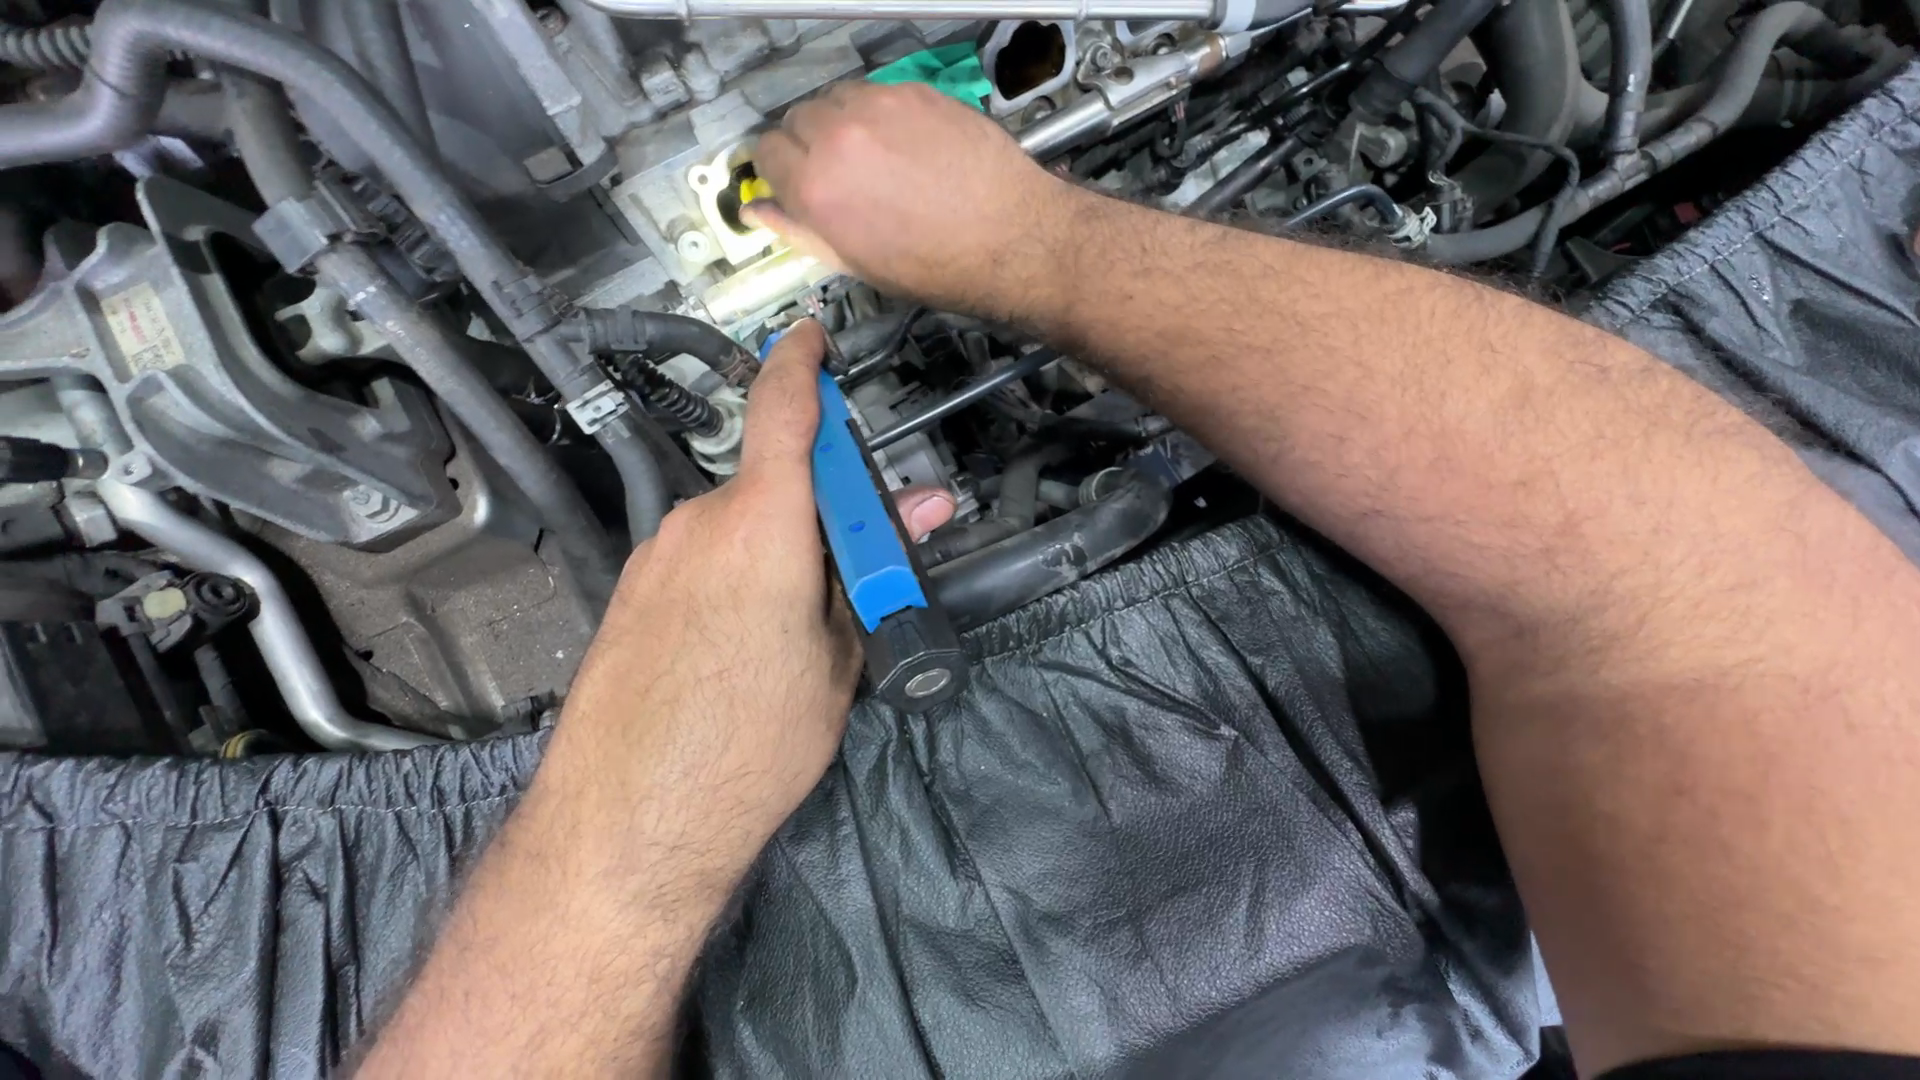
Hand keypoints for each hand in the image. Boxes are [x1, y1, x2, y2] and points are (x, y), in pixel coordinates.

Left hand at [541, 320, 952, 885]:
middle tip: (854, 573)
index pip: (784, 413)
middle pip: (772, 485)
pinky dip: (734, 577)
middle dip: (819, 514)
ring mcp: (655, 558)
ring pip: (737, 527)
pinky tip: (737, 650)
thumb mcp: (841, 659)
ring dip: (777, 553)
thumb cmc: (752, 747)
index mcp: (762, 525)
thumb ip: (875, 573)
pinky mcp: (630, 595)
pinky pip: (699, 560)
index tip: (812, 338)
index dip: (802, 364)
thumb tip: (923, 508)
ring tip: (793, 637)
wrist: (628, 828)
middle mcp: (700, 523)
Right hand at [748, 81, 1084, 320]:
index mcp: (815, 187)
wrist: (1009, 238)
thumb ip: (800, 231)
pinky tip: (903, 146)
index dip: (777, 171)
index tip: (792, 181)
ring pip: (833, 100)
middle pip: (795, 120)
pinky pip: (874, 93)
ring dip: (839, 125)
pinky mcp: (913, 91)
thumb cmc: (938, 266)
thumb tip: (760, 211)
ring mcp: (877, 107)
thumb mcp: (858, 264)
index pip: (764, 153)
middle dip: (806, 146)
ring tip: (871, 159)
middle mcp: (838, 136)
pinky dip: (877, 115)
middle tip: (837, 175)